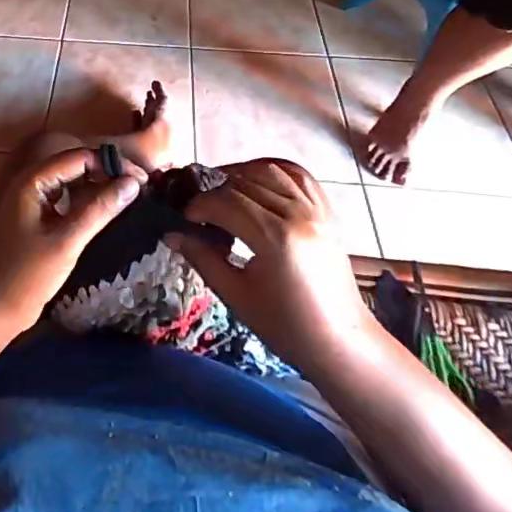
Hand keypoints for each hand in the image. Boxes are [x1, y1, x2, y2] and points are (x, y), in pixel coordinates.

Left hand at [0, 148, 145, 326]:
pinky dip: (88, 202)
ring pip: (74, 182)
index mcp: (34, 180)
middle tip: (139, 188)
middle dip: (109, 172)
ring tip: (128, 198)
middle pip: (77, 165)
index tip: (141, 180)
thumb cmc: (23, 276)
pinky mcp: (37, 218)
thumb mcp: (66, 242)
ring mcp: (33, 201)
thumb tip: (134, 183)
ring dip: (100, 186)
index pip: (81, 156)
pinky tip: (106, 212)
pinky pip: (68, 199)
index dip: (113, 163)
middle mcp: (32, 183)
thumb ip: (100, 209)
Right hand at [165, 158, 374, 370]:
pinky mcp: (326, 210)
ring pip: (270, 171)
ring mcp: (315, 209)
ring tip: (222, 193)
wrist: (339, 341)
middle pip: (245, 183)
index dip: (199, 206)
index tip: (185, 219)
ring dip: (241, 174)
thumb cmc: (286, 326)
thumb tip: (172, 235)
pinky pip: (297, 174)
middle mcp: (297, 214)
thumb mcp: (237, 296)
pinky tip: (256, 180)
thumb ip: (204, 259)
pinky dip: (273, 171)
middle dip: (215, 191)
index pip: (226, 203)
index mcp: (275, 238)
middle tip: (199, 209)